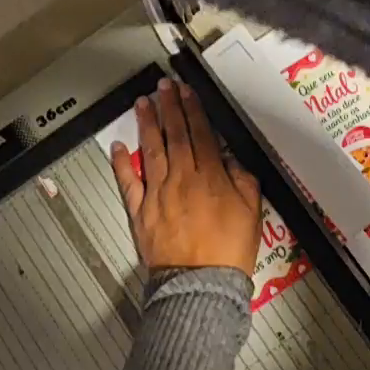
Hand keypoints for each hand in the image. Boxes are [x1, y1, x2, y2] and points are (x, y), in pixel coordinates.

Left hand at [111, 79, 261, 276]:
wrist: (200, 284)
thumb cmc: (229, 251)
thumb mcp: (252, 212)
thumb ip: (242, 180)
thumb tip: (229, 158)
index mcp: (210, 176)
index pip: (200, 134)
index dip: (192, 109)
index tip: (186, 91)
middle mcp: (181, 178)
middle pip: (174, 135)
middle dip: (168, 107)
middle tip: (163, 86)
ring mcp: (157, 193)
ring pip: (151, 151)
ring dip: (146, 124)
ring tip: (142, 103)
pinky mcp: (140, 212)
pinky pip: (128, 183)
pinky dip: (122, 163)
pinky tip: (118, 146)